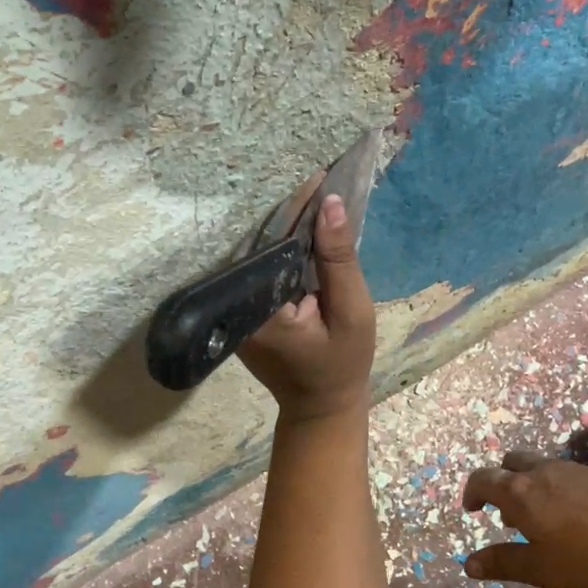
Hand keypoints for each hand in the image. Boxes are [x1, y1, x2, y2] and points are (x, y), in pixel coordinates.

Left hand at [238, 194, 375, 423]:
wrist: (322, 406)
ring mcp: (236, 311)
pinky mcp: (245, 311)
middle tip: (322, 185)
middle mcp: (237, 307)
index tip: (320, 180)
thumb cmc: (341, 364)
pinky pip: (263, 271)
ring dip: (288, 230)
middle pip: (262, 247)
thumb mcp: (351, 311)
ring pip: (261, 257)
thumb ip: (338, 260)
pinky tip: (306, 233)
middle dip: (292, 215)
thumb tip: (331, 205)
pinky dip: (284, 251)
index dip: (296, 210)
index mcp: (259, 310)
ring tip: (317, 200)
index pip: (273, 245)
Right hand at [461, 452, 587, 587]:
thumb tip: (468, 563)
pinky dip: (558, 491)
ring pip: (541, 468)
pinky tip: (578, 522)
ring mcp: (577, 470)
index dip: (472, 492)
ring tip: (543, 523)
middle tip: (507, 516)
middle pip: (511, 463)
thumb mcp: (541, 569)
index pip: (484, 479)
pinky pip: (568, 476)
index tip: (472, 509)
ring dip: (531, 488)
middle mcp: (544, 472)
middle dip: (502, 483)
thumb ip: (503, 563)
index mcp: (521, 492)